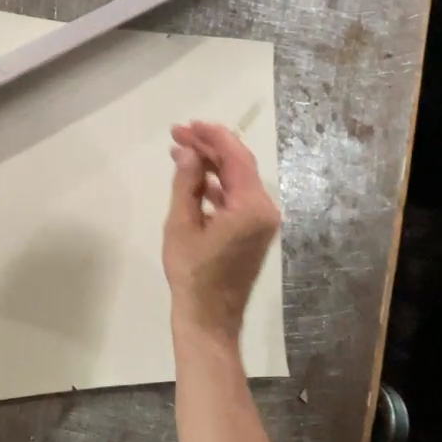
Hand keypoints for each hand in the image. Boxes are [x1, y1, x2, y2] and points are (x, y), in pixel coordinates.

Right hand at [162, 121, 280, 343]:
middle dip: (209, 147)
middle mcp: (264, 211)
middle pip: (238, 166)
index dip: (213, 137)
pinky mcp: (253, 232)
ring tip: (180, 152)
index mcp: (251, 207)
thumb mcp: (181, 224)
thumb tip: (190, 151)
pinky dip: (216, 185)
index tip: (188, 125)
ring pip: (237, 181)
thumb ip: (187, 182)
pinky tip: (194, 179)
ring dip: (210, 164)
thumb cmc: (192, 272)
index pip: (235, 158)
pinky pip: (236, 198)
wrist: (209, 317)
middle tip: (177, 135)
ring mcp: (261, 223)